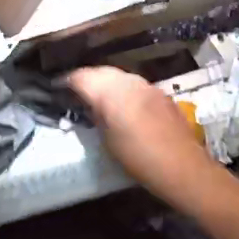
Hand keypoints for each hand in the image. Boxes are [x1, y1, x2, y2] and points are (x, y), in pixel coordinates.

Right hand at [64, 66, 217, 209]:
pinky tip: (124, 106)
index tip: (57, 89)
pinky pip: (136, 85)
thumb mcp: (105, 140)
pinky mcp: (162, 94)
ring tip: (98, 98)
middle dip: (86, 79)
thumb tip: (90, 106)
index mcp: (110, 93)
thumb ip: (95, 116)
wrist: (181, 166)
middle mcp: (129, 82)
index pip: (80, 76)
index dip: (66, 81)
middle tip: (75, 93)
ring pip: (119, 76)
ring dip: (106, 83)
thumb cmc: (136, 157)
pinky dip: (124, 91)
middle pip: (100, 71)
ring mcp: (148, 86)